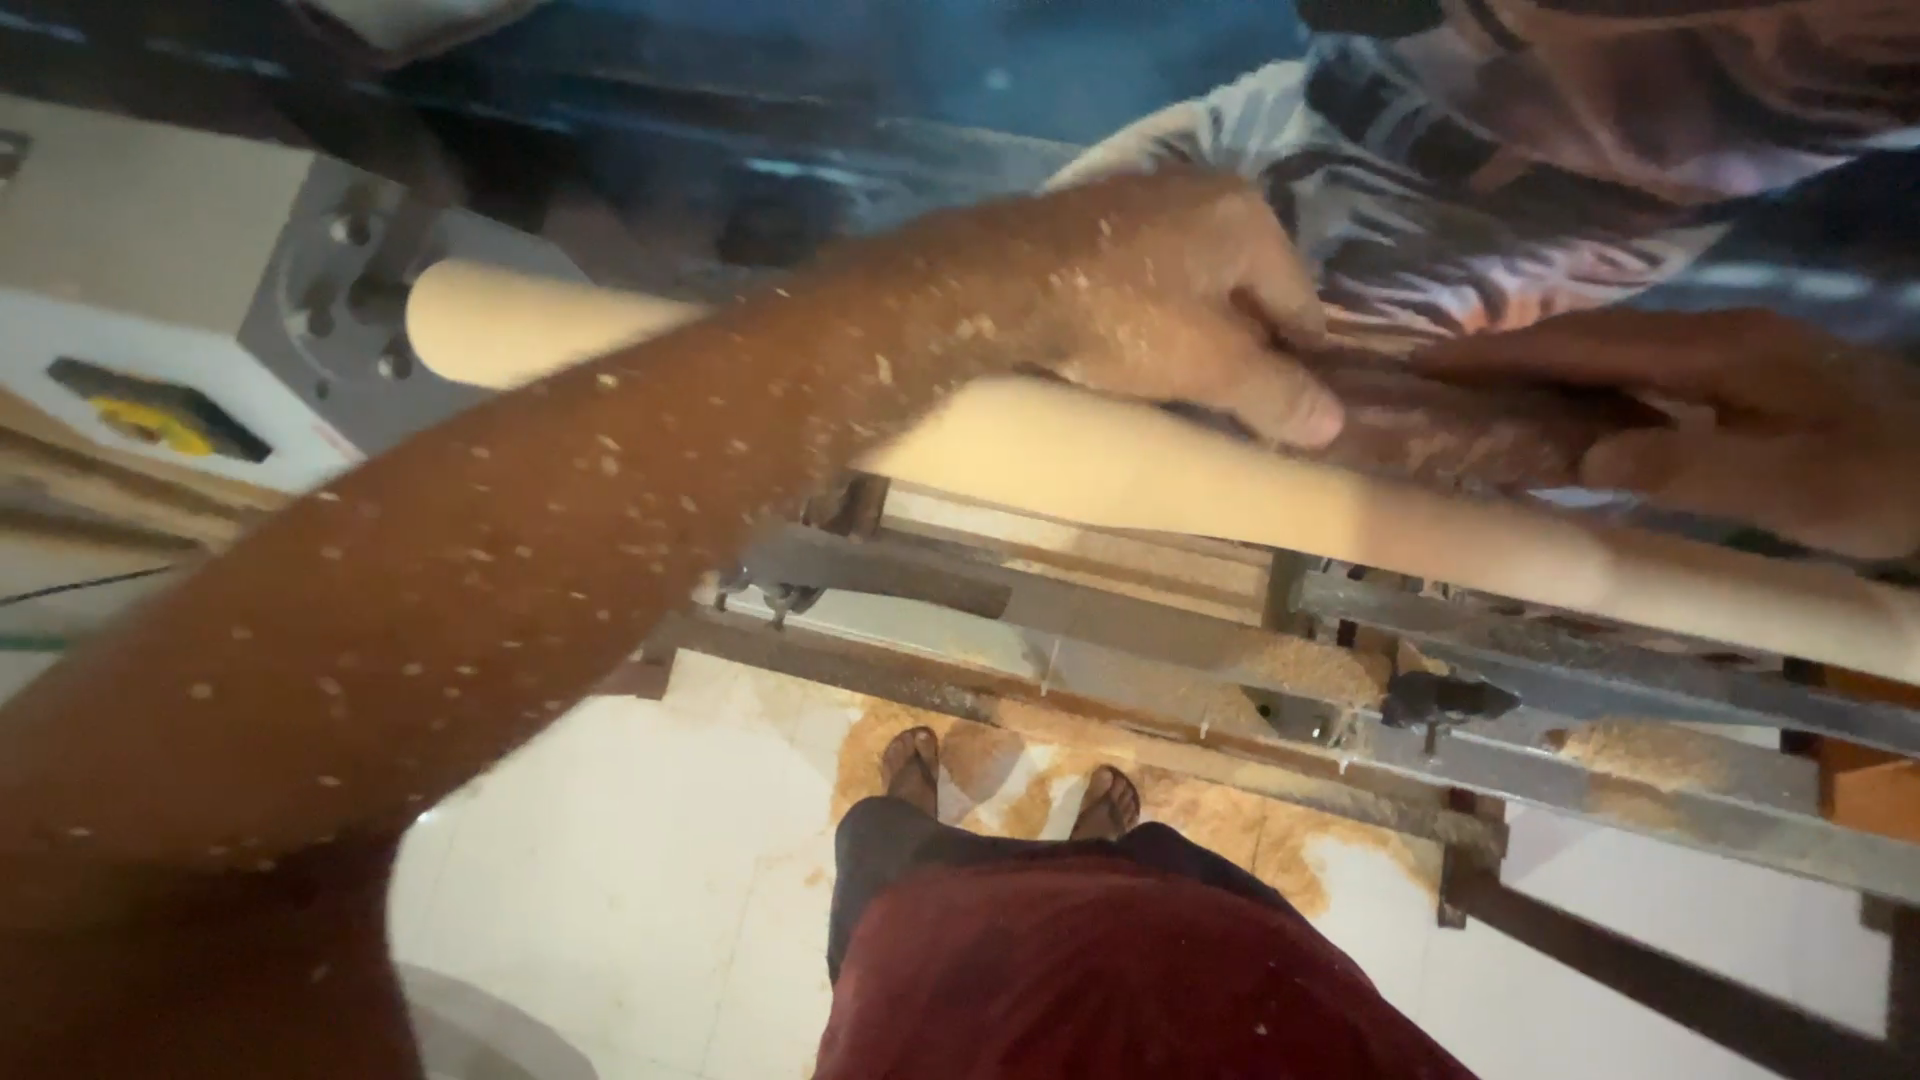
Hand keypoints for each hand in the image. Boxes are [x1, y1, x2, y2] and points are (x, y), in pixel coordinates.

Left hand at [884, 170, 1343, 448]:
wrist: (1003, 282)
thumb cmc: (1120, 319)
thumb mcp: (1207, 364)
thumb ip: (1272, 392)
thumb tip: (1333, 426)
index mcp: (1247, 216)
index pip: (1299, 299)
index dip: (1301, 358)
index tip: (1295, 402)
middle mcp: (1201, 192)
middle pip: (1245, 286)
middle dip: (1246, 341)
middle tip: (1239, 397)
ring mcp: (1141, 200)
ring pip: (1193, 279)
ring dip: (1197, 327)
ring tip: (1188, 378)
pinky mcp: (1092, 220)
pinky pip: (1146, 274)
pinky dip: (1152, 310)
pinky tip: (1137, 342)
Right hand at [1412, 309, 1919, 559]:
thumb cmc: (1892, 484)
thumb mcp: (1798, 490)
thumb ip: (1690, 467)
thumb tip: (1587, 456)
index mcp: (1719, 354)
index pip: (1583, 345)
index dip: (1499, 354)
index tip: (1427, 363)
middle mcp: (1715, 335)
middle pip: (1585, 330)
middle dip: (1502, 349)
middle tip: (1433, 375)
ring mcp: (1727, 346)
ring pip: (1604, 340)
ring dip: (1534, 358)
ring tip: (1475, 385)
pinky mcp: (1734, 367)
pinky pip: (1628, 359)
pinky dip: (1572, 372)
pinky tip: (1556, 398)